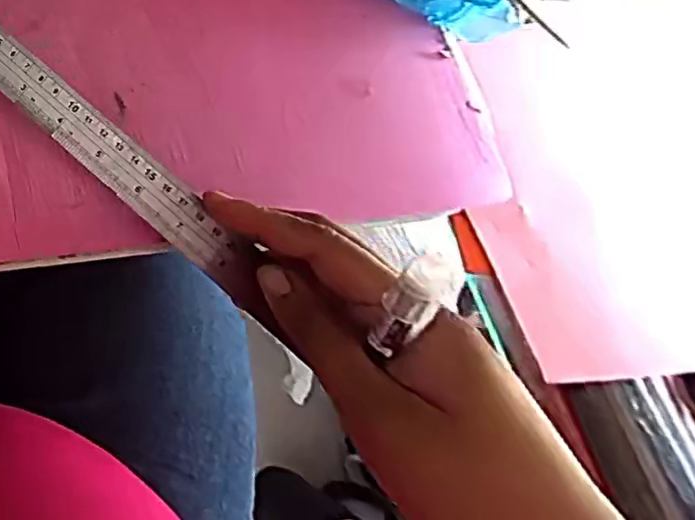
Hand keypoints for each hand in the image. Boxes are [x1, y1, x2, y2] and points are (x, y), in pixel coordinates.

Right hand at [203, 194, 621, 519]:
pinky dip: (301, 305)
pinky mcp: (411, 368)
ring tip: (227, 254)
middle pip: (328, 256)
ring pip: (332, 288)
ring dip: (279, 268)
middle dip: (267, 234)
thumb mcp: (383, 415)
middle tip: (212, 224)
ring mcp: (415, 341)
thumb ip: (320, 336)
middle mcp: (416, 316)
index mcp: (416, 315)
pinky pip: (344, 321)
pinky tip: (271, 298)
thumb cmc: (482, 494)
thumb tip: (270, 275)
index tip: (215, 204)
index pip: (323, 246)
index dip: (263, 220)